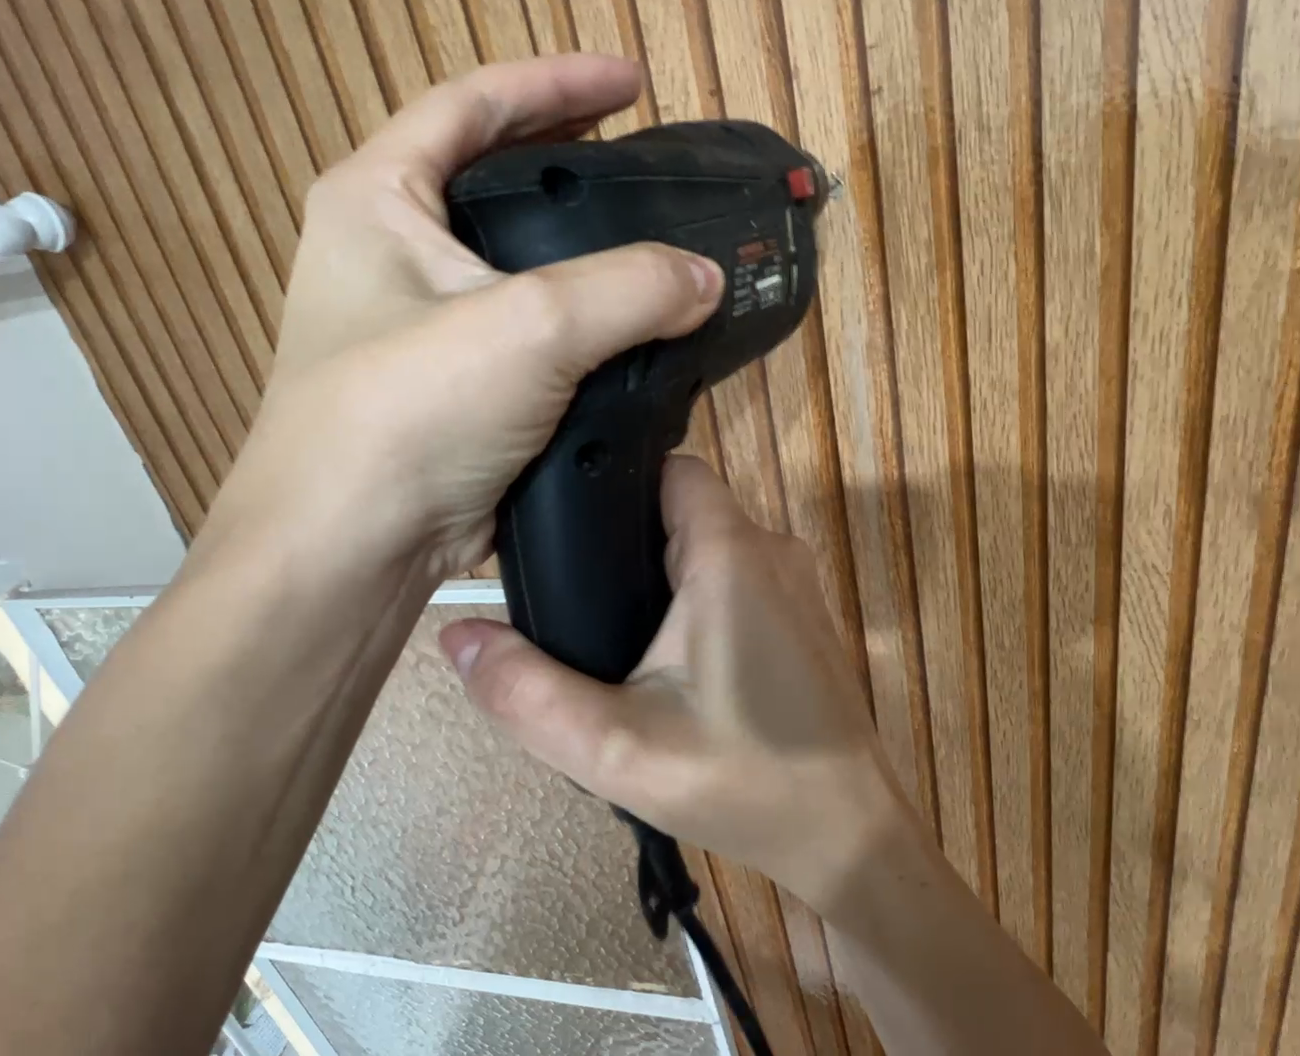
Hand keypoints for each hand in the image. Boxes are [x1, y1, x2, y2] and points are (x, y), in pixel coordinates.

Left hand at [204, 55, 722, 573]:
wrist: (355, 548)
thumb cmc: (410, 413)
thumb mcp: (529, 328)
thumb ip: (630, 288)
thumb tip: (707, 279)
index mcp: (377, 199)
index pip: (471, 104)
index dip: (556, 82)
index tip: (633, 83)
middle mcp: (392, 254)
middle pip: (495, 184)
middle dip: (571, 168)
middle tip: (646, 169)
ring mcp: (423, 328)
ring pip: (521, 270)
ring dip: (584, 260)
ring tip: (655, 255)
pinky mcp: (458, 391)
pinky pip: (534, 340)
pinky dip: (583, 332)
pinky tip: (633, 339)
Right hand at [439, 457, 910, 905]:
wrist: (844, 831)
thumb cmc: (742, 782)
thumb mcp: (617, 748)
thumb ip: (526, 692)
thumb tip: (455, 636)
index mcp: (732, 552)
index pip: (669, 469)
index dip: (616, 488)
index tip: (569, 533)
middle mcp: (772, 549)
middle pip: (681, 512)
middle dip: (626, 548)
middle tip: (577, 606)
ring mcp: (796, 584)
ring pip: (709, 550)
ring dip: (661, 583)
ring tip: (614, 639)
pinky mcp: (803, 619)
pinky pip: (737, 582)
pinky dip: (697, 605)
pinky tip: (668, 663)